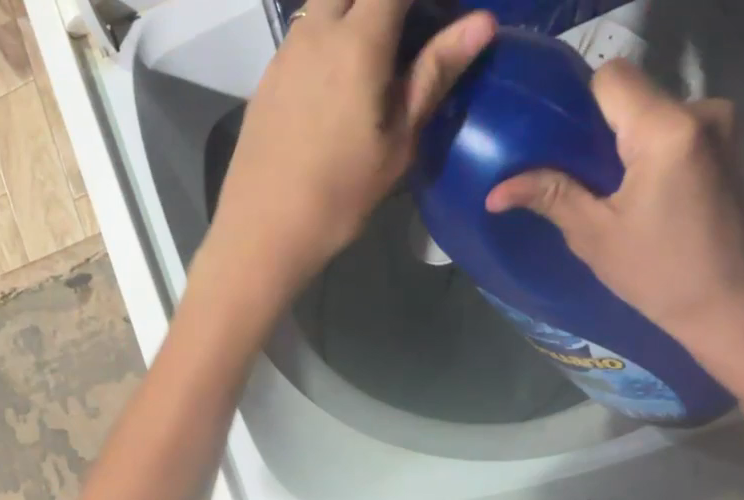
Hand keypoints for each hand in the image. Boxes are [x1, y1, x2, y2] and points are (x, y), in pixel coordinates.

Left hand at [203, 0, 495, 288]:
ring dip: (353, 12)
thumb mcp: (399, 142)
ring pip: (323, 4)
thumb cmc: (339, 195)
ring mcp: (285, 53)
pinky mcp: (266, 78)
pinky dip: (327, 36)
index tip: (435, 13)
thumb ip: (434, 73)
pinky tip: (339, 82)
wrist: (263, 232)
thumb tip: (481, 22)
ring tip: (378, 54)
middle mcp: (315, 33)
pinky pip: (302, 34)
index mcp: (357, 42)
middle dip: (383, 0)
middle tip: (408, 29)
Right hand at [486, 60, 743, 345]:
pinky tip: (646, 195)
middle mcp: (703, 111)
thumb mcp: (594, 235)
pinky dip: (652, 151)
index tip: (563, 147)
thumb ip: (550, 196)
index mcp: (667, 129)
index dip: (581, 106)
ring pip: (654, 112)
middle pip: (633, 94)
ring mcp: (723, 125)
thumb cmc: (657, 273)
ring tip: (613, 193)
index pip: (611, 77)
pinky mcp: (730, 143)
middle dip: (602, 130)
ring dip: (628, 143)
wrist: (730, 301)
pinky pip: (676, 128)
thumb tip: (494, 192)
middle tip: (581, 180)